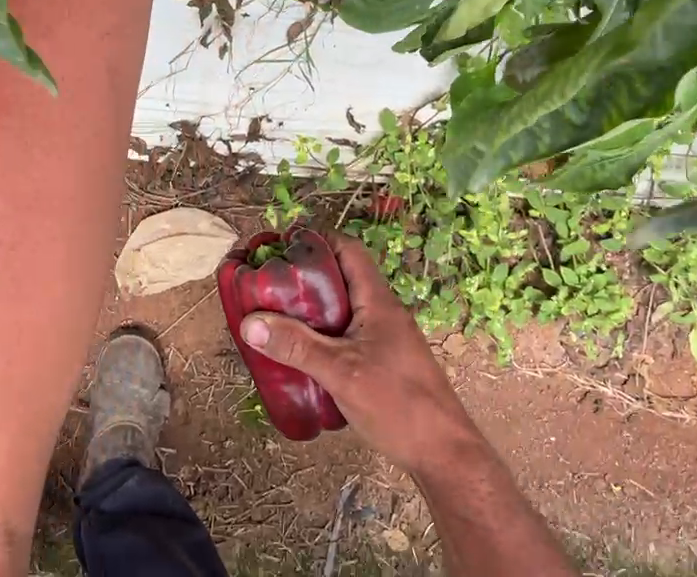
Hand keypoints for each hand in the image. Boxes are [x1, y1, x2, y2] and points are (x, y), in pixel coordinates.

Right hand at [239, 233, 464, 470]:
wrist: (446, 456)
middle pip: (341, 277)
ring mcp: (386, 338)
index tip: (280, 246)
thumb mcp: (341, 372)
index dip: (315, 240)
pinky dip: (323, 335)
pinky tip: (301, 354)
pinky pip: (347, 334)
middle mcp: (383, 312)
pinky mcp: (385, 362)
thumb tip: (250, 323)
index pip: (347, 249)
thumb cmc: (398, 405)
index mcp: (377, 301)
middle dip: (304, 277)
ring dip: (312, 309)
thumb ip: (296, 346)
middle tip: (268, 284)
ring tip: (276, 317)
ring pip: (343, 309)